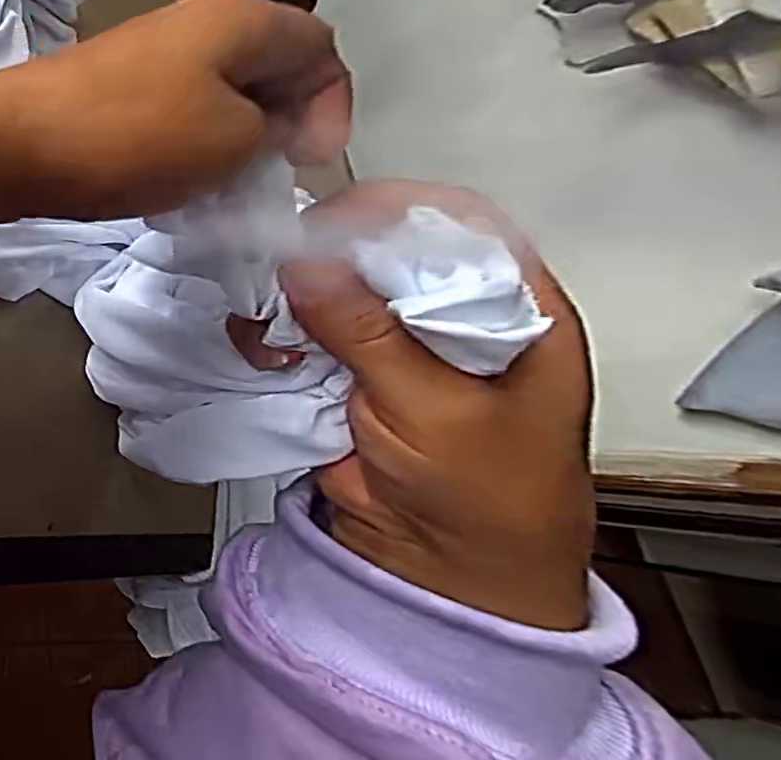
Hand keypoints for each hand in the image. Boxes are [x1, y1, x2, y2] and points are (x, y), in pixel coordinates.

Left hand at [0, 0, 349, 223]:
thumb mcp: (232, 140)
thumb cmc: (130, 138)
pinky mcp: (110, 97)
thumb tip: (268, 129)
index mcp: (236, 20)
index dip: (331, 104)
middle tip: (262, 183)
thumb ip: (277, 131)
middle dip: (278, 131)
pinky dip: (183, 157)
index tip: (308, 163)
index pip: (318, 47)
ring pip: (216, 105)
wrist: (9, 146)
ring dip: (227, 151)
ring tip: (216, 196)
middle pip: (266, 75)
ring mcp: (145, 63)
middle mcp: (192, 29)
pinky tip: (172, 193)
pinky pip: (170, 123)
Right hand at [278, 180, 596, 630]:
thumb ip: (371, 334)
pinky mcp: (339, 359)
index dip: (399, 210)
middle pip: (377, 246)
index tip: (334, 221)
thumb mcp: (436, 409)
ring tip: (276, 335)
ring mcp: (387, 334)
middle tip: (279, 272)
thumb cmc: (482, 494)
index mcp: (511, 308)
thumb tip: (303, 263)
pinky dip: (270, 328)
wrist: (437, 570)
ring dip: (286, 296)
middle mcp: (446, 308)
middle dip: (322, 256)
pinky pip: (295, 320)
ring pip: (325, 280)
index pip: (458, 224)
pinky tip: (271, 356)